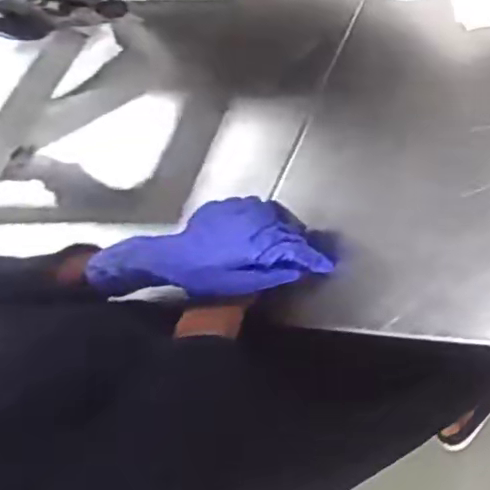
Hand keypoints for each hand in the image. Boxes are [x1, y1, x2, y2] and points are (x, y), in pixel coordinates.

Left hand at [85, 197, 334, 298]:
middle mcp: (258, 219)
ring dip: (284, 229)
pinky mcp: (230, 205)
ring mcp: (244, 208)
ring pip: (277, 216)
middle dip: (299, 242)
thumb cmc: (200, 274)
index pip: (297, 246)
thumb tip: (300, 270)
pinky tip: (259, 232)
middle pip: (290, 229)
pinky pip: (259, 211)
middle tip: (303, 255)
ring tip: (283, 242)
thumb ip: (272, 276)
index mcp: (262, 240)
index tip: (327, 265)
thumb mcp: (237, 284)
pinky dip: (266, 221)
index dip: (314, 257)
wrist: (162, 256)